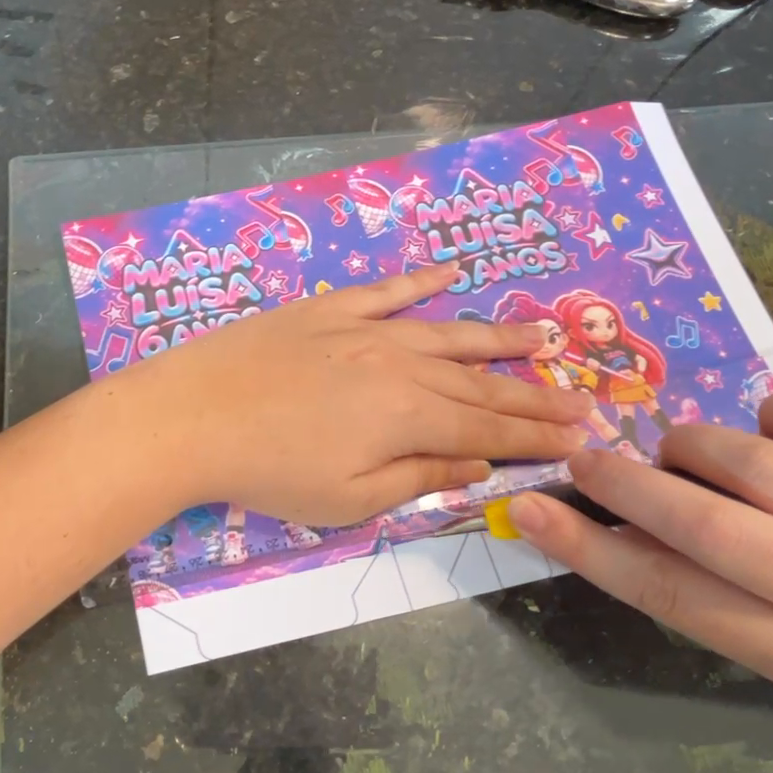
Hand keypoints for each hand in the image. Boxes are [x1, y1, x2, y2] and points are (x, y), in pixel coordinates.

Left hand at [117, 265, 592, 527]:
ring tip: (542, 337)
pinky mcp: (326, 309)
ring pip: (447, 333)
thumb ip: (417, 480)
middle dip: (533, 397)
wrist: (191, 416)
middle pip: (479, 385)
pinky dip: (421, 281)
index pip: (487, 432)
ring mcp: (363, 329)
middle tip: (581, 401)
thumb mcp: (348, 500)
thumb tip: (477, 467)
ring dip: (497, 338)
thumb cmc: (268, 471)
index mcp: (409, 418)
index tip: (579, 440)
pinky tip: (451, 272)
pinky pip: (386, 290)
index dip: (535, 438)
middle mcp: (400, 365)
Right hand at [507, 389, 772, 750]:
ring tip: (686, 452)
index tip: (530, 509)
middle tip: (585, 460)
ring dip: (699, 447)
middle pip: (713, 528)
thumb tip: (618, 529)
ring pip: (768, 466)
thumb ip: (708, 594)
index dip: (589, 549)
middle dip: (628, 486)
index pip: (673, 596)